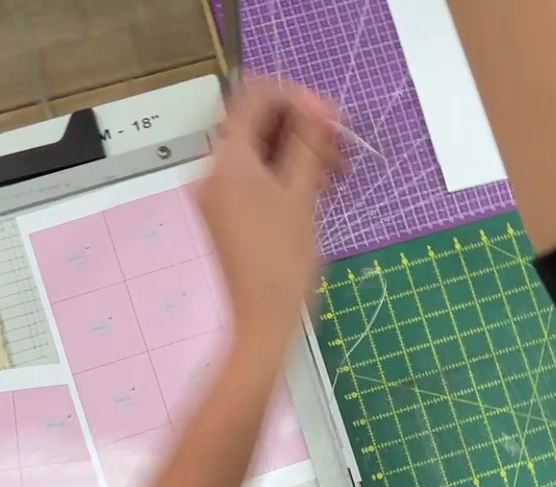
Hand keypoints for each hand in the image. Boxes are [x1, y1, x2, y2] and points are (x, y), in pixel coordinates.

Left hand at [197, 79, 344, 357]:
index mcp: (228, 160)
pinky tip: (316, 191)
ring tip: (335, 174)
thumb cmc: (284, 264)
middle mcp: (215, 172)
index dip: (297, 98)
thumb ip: (308, 145)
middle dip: (301, 128)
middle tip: (341, 148)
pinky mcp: (230, 218)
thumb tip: (316, 109)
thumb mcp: (302, 197)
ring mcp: (219, 197)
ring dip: (298, 154)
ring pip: (260, 155)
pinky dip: (285, 177)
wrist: (263, 321)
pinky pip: (256, 181)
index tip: (332, 118)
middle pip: (257, 126)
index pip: (256, 97)